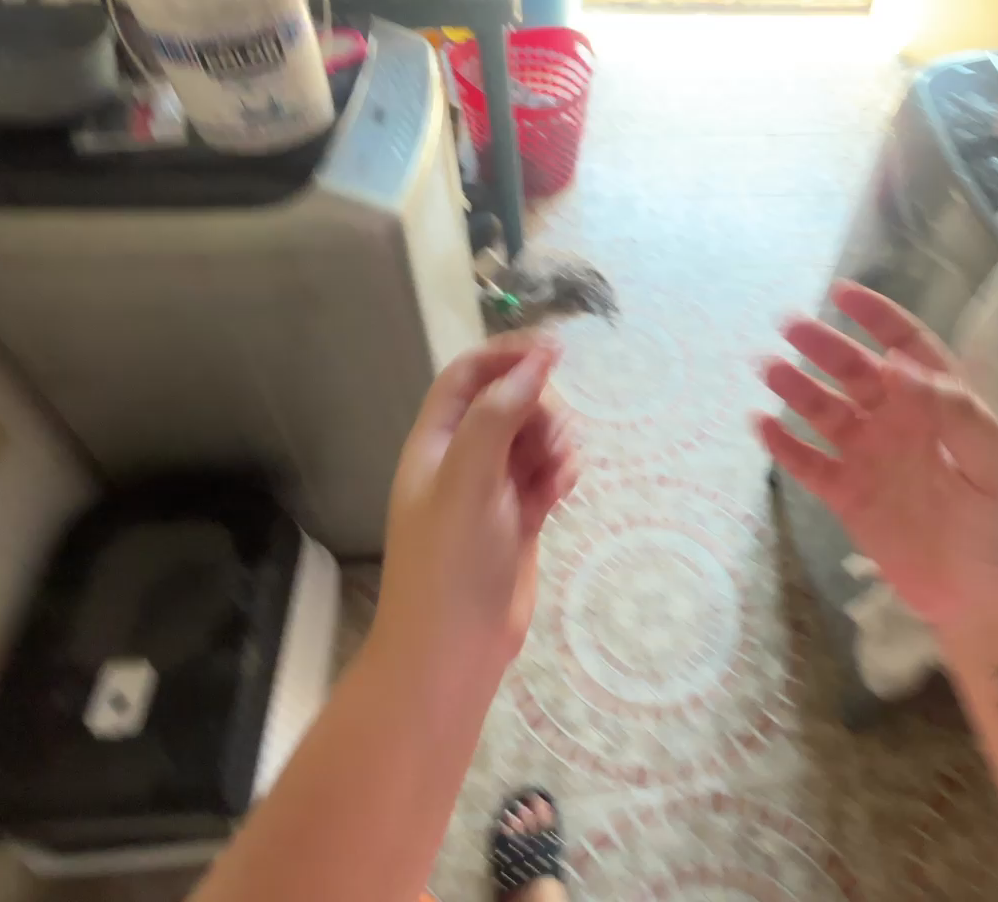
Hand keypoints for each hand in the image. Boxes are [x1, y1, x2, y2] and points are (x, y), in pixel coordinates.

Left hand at [374, 333, 580, 675]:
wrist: (455, 647)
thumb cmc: (451, 560)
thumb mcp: (469, 478)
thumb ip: (500, 414)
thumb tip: (539, 359)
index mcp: (437, 442)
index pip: (468, 376)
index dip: (507, 356)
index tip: (556, 350)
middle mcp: (464, 458)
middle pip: (510, 403)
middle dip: (540, 411)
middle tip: (551, 441)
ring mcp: (494, 489)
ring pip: (535, 439)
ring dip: (555, 444)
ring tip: (557, 475)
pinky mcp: (520, 516)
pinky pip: (547, 474)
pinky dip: (560, 474)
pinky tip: (560, 493)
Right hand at [757, 283, 997, 633]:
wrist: (990, 605)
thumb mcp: (996, 466)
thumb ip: (953, 412)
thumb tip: (898, 363)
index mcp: (940, 409)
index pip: (907, 348)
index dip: (878, 318)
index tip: (843, 293)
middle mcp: (899, 426)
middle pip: (856, 375)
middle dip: (824, 348)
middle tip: (789, 326)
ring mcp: (870, 461)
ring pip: (825, 413)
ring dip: (797, 390)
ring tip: (769, 369)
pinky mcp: (847, 499)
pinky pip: (809, 465)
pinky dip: (784, 447)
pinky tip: (760, 426)